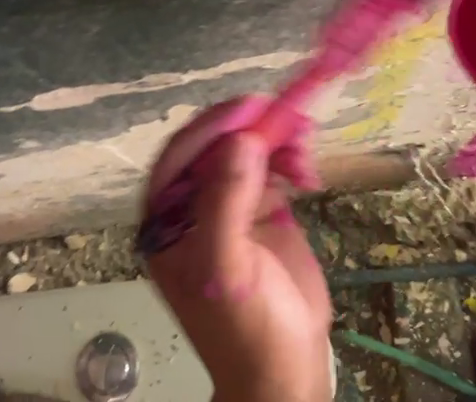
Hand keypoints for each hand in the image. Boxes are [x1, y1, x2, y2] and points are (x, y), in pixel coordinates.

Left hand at [142, 97, 332, 401]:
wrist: (288, 370)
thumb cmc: (244, 328)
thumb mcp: (226, 268)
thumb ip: (226, 201)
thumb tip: (241, 139)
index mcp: (166, 221)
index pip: (179, 156)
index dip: (212, 127)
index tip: (250, 106)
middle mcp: (194, 205)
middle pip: (217, 146)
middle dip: (252, 129)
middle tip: (290, 118)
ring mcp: (231, 204)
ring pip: (249, 150)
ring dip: (278, 141)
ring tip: (305, 154)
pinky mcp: (264, 208)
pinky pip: (274, 166)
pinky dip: (292, 158)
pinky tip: (308, 172)